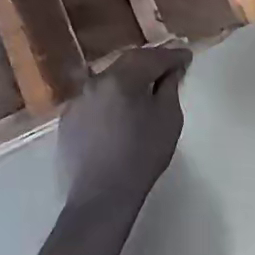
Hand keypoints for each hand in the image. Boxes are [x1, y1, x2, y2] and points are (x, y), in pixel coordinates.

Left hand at [59, 46, 191, 206]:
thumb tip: (170, 71)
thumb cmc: (142, 156)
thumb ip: (170, 87)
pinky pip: (95, 99)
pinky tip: (119, 111)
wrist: (100, 197)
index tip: (187, 57)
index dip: (173, 56)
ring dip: (128, 79)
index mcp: (122, 78)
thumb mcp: (168, 118)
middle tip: (168, 69)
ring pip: (109, 80)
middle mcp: (96, 81)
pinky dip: (111, 98)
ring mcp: (78, 100)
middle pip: (128, 63)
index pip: (153, 57)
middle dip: (150, 63)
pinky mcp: (68, 120)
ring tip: (144, 89)